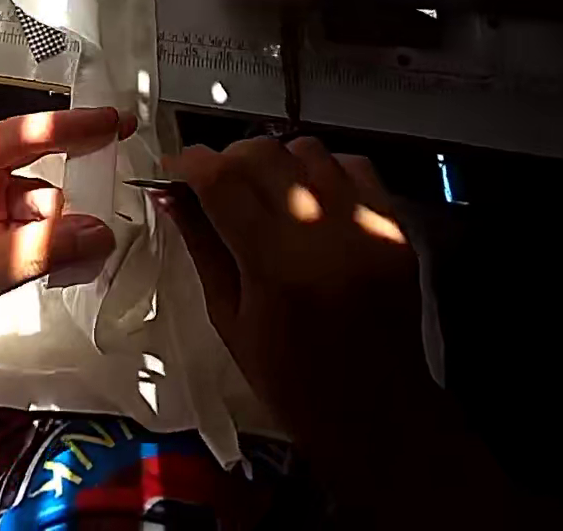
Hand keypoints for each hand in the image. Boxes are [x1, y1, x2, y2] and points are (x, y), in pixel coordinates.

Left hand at [0, 107, 132, 388]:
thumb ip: (47, 246)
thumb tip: (101, 232)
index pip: (21, 133)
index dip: (72, 126)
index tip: (111, 120)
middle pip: (29, 158)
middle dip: (71, 163)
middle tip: (114, 152)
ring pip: (32, 195)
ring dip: (58, 219)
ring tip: (83, 244)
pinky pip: (24, 221)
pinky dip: (46, 237)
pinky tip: (63, 257)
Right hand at [161, 137, 530, 526]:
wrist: (380, 414)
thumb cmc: (290, 378)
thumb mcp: (228, 316)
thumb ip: (200, 243)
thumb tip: (167, 192)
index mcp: (276, 267)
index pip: (221, 180)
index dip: (189, 162)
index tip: (175, 167)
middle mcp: (324, 235)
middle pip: (261, 152)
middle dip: (228, 158)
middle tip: (218, 184)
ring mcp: (366, 225)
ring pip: (305, 148)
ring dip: (274, 161)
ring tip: (266, 191)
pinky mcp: (395, 224)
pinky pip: (351, 163)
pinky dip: (322, 170)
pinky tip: (311, 197)